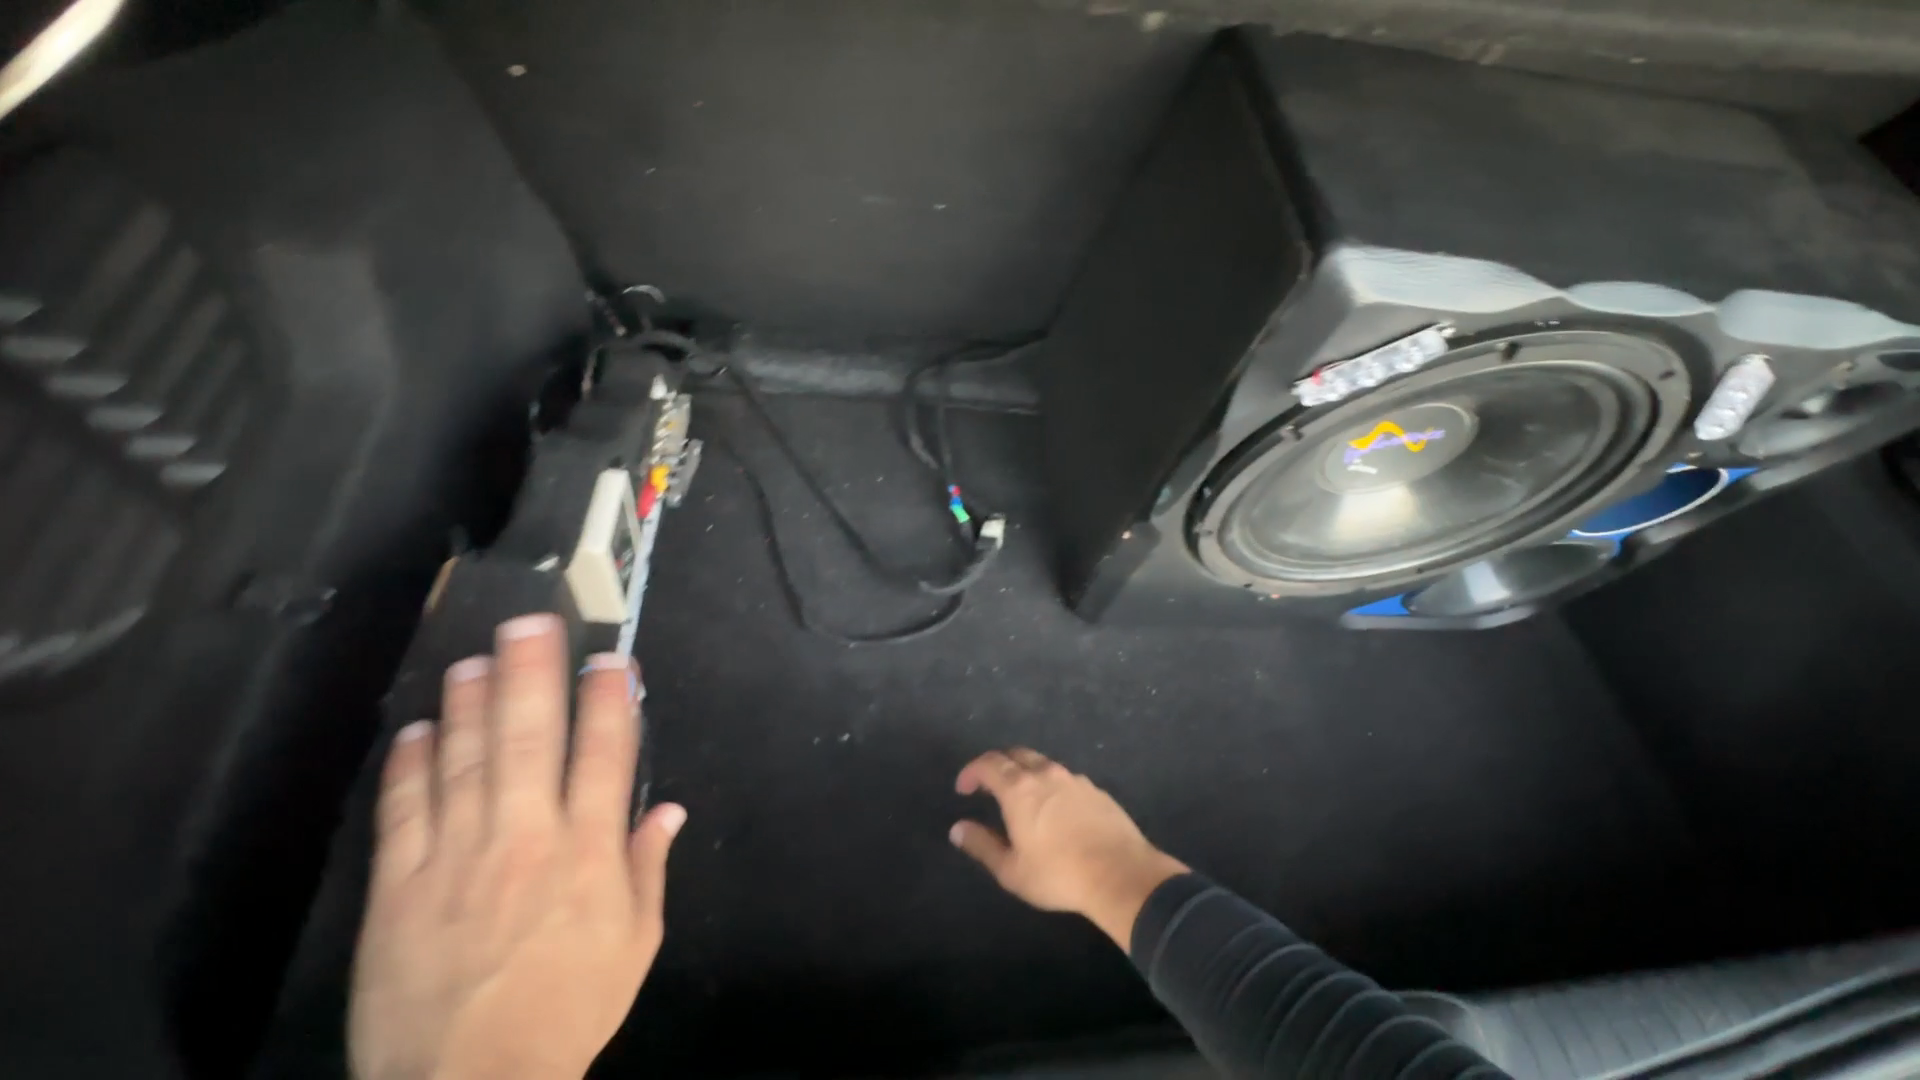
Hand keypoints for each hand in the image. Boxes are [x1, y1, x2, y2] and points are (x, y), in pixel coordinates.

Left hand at [349, 614, 686, 1079]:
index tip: (610, 659)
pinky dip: (411, 766)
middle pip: (530, 739)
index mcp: (589, 853)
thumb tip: (669, 811)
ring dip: (471, 704)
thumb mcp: (635, 945)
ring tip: (476, 658)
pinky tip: (419, 728)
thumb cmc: (569, 1008)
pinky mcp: (399, 885)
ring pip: (465, 762)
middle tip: (532, 623)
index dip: (609, 702)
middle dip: (533, 675)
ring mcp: (457, 857)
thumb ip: (648, 870)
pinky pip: (405, 812)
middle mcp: (526, 838)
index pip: (605, 756)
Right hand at [950, 748, 1187, 948]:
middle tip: (988, 786)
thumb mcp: (1012, 870)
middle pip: (1015, 755)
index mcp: (1019, 789)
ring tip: (1021, 797)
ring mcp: (1074, 779)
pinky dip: (1050, 785)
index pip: (988, 764)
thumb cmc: (1059, 874)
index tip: (963, 789)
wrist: (1121, 875)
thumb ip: (982, 845)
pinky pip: (1065, 778)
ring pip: (1042, 764)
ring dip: (1025, 773)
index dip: (971, 772)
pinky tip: (1055, 809)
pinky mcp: (1096, 790)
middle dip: (997, 765)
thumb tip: (958, 829)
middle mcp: (1046, 774)